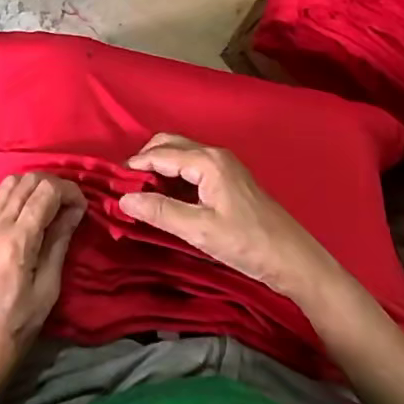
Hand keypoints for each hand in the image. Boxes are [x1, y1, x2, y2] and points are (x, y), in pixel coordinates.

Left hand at [0, 173, 85, 397]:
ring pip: (10, 182)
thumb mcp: (48, 287)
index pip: (46, 191)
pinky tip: (27, 211)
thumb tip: (75, 209)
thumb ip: (60, 241)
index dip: (69, 190)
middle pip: (28, 180)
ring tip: (50, 204)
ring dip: (33, 185)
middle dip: (54, 184)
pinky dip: (15, 193)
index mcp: (17, 240)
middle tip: (70, 203)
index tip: (82, 205)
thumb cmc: (18, 325)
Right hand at [117, 133, 336, 299]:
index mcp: (208, 161)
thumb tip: (124, 199)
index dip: (134, 166)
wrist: (292, 258)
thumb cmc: (247, 243)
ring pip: (181, 155)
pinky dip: (173, 176)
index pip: (161, 153)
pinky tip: (165, 198)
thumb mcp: (200, 231)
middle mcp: (215, 155)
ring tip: (139, 193)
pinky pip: (192, 167)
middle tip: (124, 187)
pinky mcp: (229, 180)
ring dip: (159, 168)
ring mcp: (224, 166)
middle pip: (170, 145)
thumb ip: (162, 212)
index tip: (111, 182)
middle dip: (145, 160)